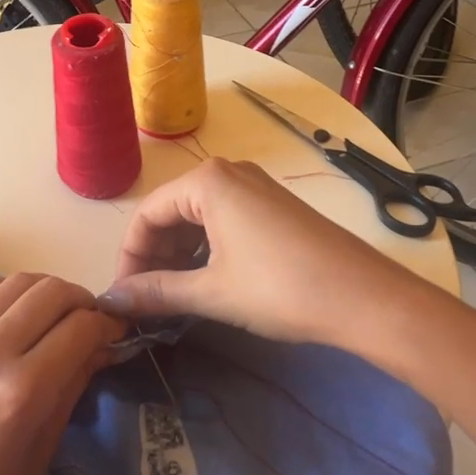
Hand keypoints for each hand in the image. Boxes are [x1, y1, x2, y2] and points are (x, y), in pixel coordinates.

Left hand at [0, 273, 124, 474]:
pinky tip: (13, 313)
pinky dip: (4, 292)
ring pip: (15, 281)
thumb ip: (76, 381)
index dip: (107, 325)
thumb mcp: (46, 445)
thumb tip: (106, 340)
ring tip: (54, 315)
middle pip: (51, 292)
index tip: (116, 330)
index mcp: (21, 392)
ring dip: (45, 292)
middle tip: (89, 322)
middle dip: (81, 301)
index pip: (80, 328)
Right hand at [99, 157, 415, 347]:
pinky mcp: (273, 206)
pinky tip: (208, 282)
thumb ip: (158, 292)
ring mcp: (255, 186)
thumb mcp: (212, 292)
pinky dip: (207, 250)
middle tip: (148, 302)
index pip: (147, 215)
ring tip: (175, 298)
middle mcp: (228, 172)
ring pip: (198, 218)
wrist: (364, 297)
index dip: (130, 258)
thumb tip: (111, 299)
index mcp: (206, 181)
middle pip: (172, 212)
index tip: (124, 298)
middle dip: (155, 256)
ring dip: (180, 256)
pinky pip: (224, 220)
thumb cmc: (280, 288)